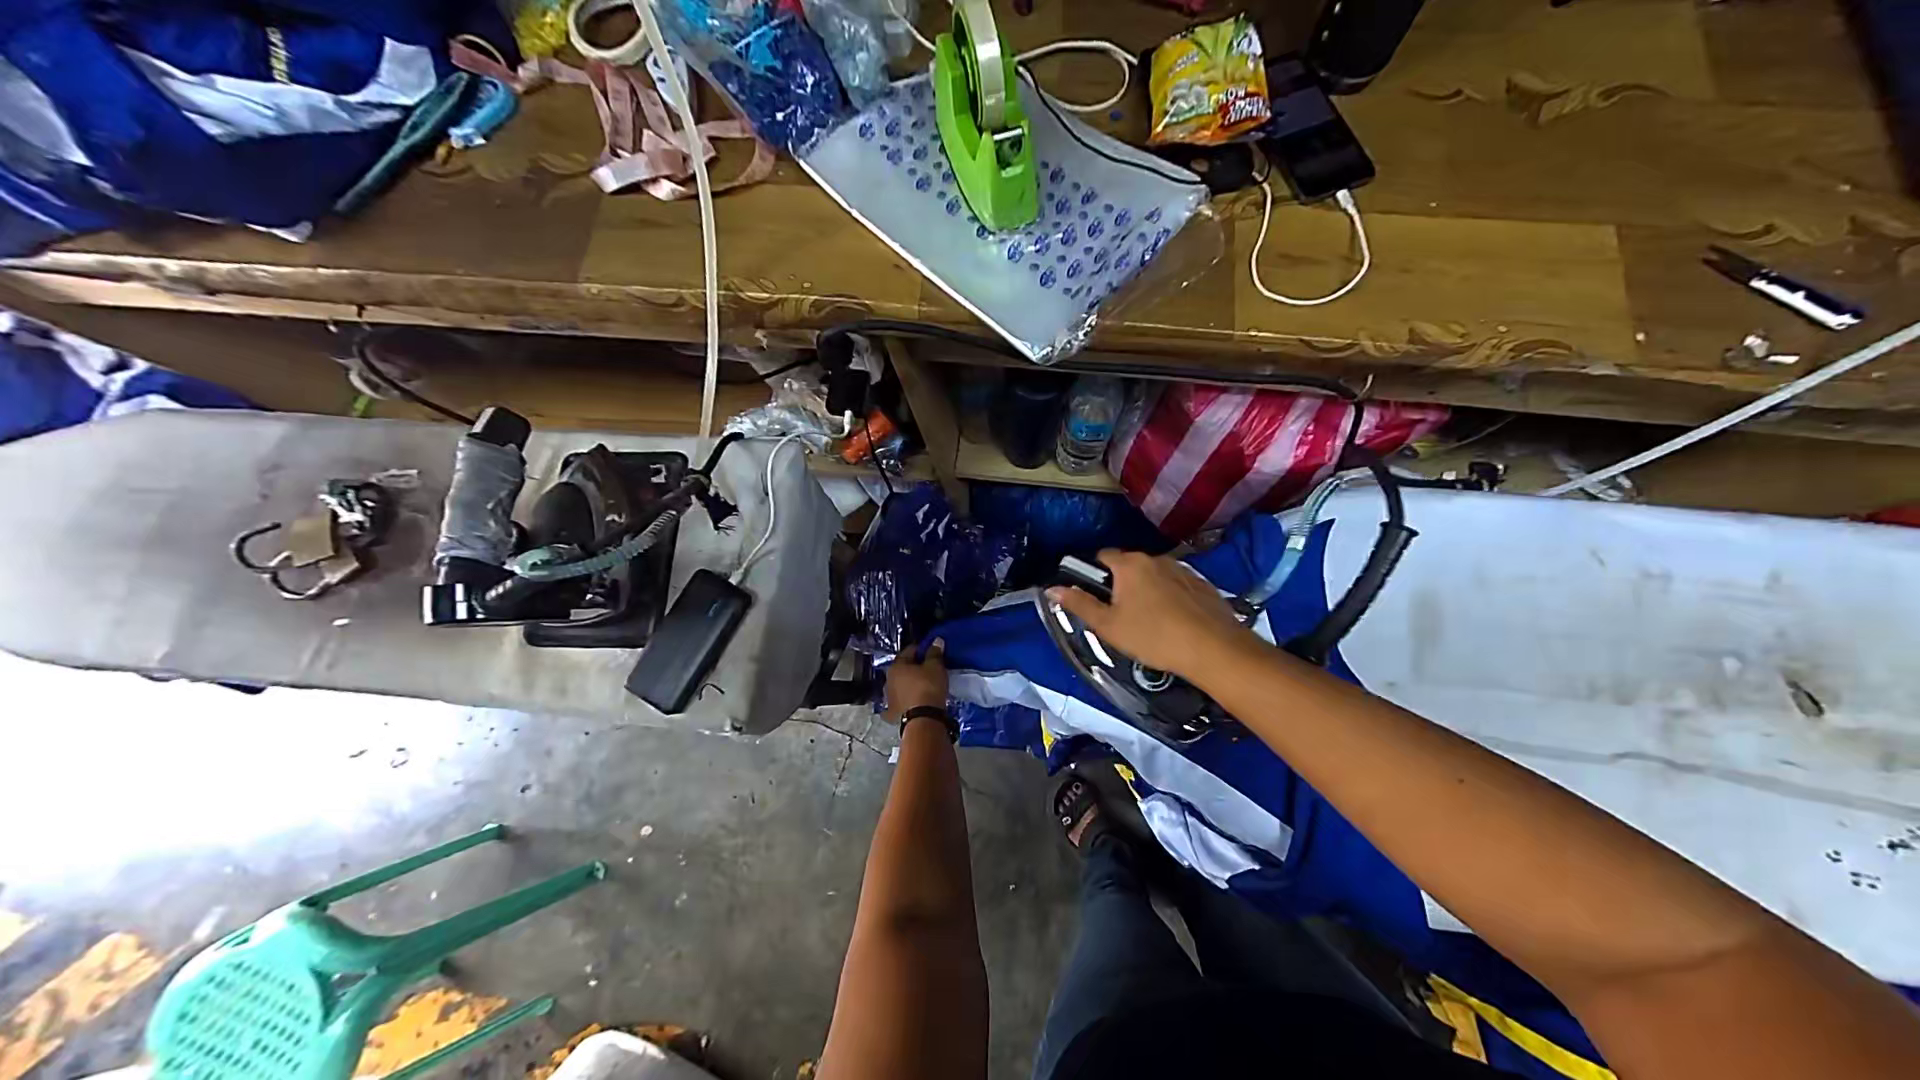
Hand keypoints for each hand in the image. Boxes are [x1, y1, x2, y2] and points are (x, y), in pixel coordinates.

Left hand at [886, 638, 948, 715]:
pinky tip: (906, 704)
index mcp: (897, 666)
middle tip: (929, 669)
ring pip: (898, 686)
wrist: (924, 719)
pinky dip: (901, 704)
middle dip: (914, 667)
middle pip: (903, 669)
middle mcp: (888, 680)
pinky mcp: (892, 714)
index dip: (922, 649)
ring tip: (921, 687)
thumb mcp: (935, 667)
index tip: (932, 651)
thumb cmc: (928, 687)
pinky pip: (896, 705)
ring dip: (907, 685)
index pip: (910, 651)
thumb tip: (936, 641)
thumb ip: (934, 653)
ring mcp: (888, 698)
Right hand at [1048, 549, 1256, 680]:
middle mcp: (1156, 558)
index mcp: (1129, 564)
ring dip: (1147, 590)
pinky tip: (1173, 622)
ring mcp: (1182, 569)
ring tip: (1149, 622)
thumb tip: (1053, 588)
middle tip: (1119, 616)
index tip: (1094, 598)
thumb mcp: (1109, 626)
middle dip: (1121, 584)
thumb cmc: (1154, 637)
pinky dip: (1170, 598)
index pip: (1102, 556)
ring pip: (1154, 576)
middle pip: (1129, 566)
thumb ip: (1080, 605)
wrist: (1214, 649)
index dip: (1093, 575)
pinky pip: (1176, 585)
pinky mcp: (1202, 584)